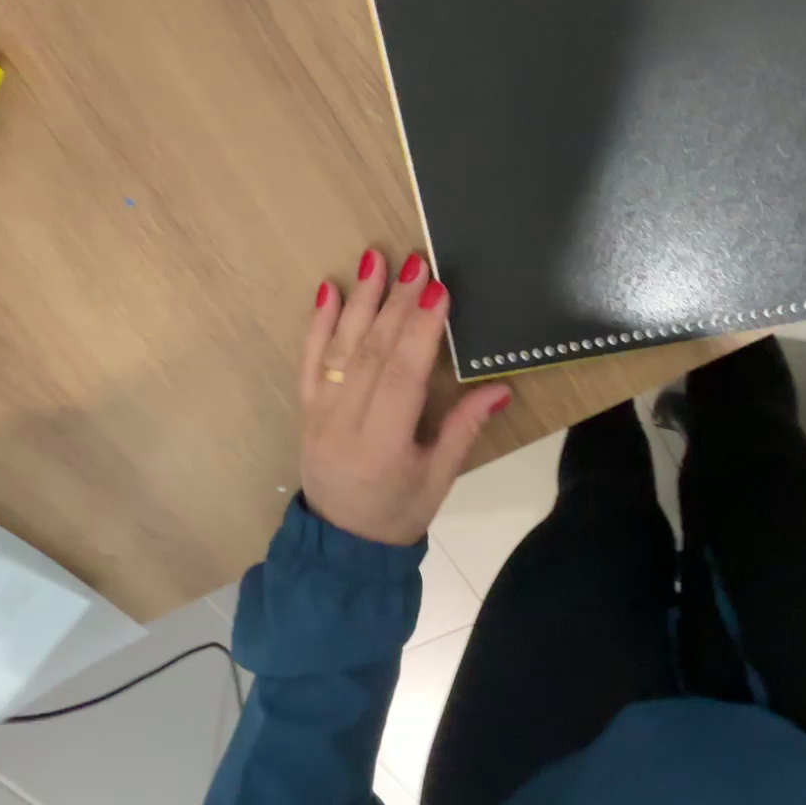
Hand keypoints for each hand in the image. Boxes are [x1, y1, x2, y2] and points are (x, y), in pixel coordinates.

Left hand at [299, 249, 511, 544]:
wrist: (342, 544)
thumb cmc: (398, 513)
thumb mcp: (439, 479)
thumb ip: (464, 430)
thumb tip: (500, 388)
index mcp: (383, 448)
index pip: (402, 378)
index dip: (419, 332)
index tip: (437, 290)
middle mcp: (344, 426)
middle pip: (371, 355)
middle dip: (394, 304)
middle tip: (413, 262)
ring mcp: (319, 416)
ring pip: (339, 351)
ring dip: (359, 302)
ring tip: (373, 260)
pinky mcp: (305, 411)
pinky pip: (308, 362)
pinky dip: (318, 325)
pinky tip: (329, 292)